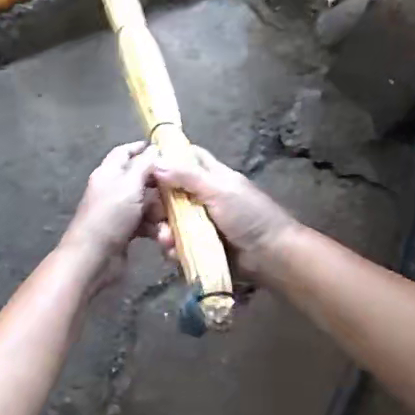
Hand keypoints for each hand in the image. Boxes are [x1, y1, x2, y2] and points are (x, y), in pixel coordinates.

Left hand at [61, 142, 161, 265]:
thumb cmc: (110, 216)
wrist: (93, 259)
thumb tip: (156, 147)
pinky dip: (154, 227)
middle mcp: (113, 189)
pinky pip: (145, 222)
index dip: (141, 148)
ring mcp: (118, 211)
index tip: (164, 149)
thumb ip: (145, 165)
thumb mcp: (130, 185)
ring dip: (159, 210)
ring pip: (146, 203)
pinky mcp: (124, 231)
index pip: (124, 152)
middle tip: (179, 188)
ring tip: (170, 217)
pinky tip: (163, 234)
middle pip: (141, 179)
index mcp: (109, 172)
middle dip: (160, 185)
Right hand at [148, 144, 297, 271]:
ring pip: (170, 220)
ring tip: (165, 238)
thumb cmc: (249, 215)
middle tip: (151, 213)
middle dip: (158, 203)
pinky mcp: (199, 245)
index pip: (186, 158)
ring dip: (163, 229)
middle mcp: (203, 196)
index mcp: (211, 176)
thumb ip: (187, 176)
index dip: (166, 158)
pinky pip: (177, 243)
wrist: (270, 256)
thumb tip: (155, 161)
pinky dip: (172, 247)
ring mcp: (201, 222)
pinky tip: (172, 251)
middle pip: (170, 192)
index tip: (144, 166)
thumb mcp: (218, 190)